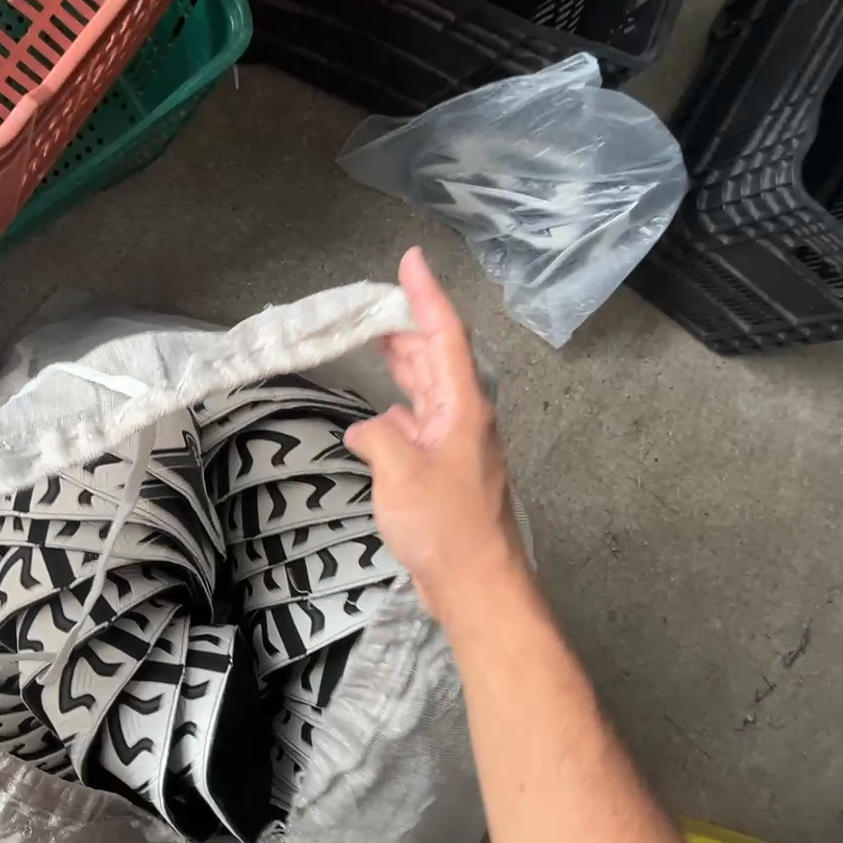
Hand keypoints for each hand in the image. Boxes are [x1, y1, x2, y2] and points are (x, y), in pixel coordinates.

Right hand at [345, 248, 526, 622]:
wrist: (475, 583)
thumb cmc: (443, 524)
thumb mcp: (399, 473)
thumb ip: (377, 438)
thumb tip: (367, 429)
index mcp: (461, 408)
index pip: (444, 336)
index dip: (426, 296)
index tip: (410, 259)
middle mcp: (463, 418)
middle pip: (436, 359)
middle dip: (408, 330)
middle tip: (375, 308)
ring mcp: (454, 445)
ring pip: (427, 392)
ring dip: (403, 368)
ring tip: (376, 347)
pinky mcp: (442, 471)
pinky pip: (418, 426)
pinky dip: (397, 413)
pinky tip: (379, 416)